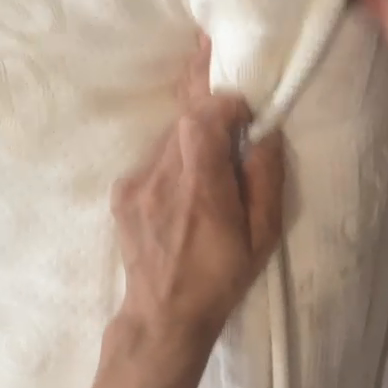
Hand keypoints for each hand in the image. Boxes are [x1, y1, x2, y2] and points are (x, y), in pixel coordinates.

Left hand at [110, 36, 285, 359]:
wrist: (164, 315)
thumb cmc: (224, 275)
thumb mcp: (264, 234)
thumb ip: (265, 179)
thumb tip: (265, 133)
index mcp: (201, 190)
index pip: (201, 119)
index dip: (222, 100)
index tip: (244, 105)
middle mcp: (161, 179)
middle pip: (183, 118)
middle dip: (208, 101)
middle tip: (220, 71)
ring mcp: (135, 185)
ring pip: (169, 135)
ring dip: (194, 132)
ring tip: (214, 144)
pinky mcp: (122, 193)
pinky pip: (155, 156)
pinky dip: (177, 153)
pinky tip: (190, 175)